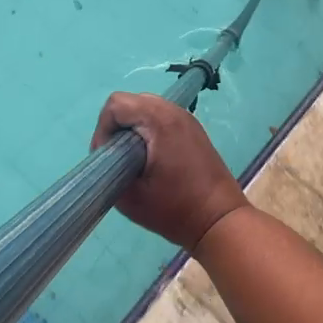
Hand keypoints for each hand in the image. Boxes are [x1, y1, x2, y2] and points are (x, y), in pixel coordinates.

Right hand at [92, 92, 250, 250]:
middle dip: (117, 127)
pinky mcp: (193, 128)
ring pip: (147, 107)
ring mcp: (186, 117)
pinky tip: (153, 158)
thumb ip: (109, 170)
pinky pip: (162, 117)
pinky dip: (150, 130)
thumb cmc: (174, 209)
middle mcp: (173, 110)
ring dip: (134, 128)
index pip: (116, 104)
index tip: (107, 156)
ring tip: (133, 159)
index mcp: (157, 120)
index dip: (103, 129)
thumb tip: (107, 157)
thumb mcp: (129, 197)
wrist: (219, 219)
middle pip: (131, 102)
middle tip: (117, 157)